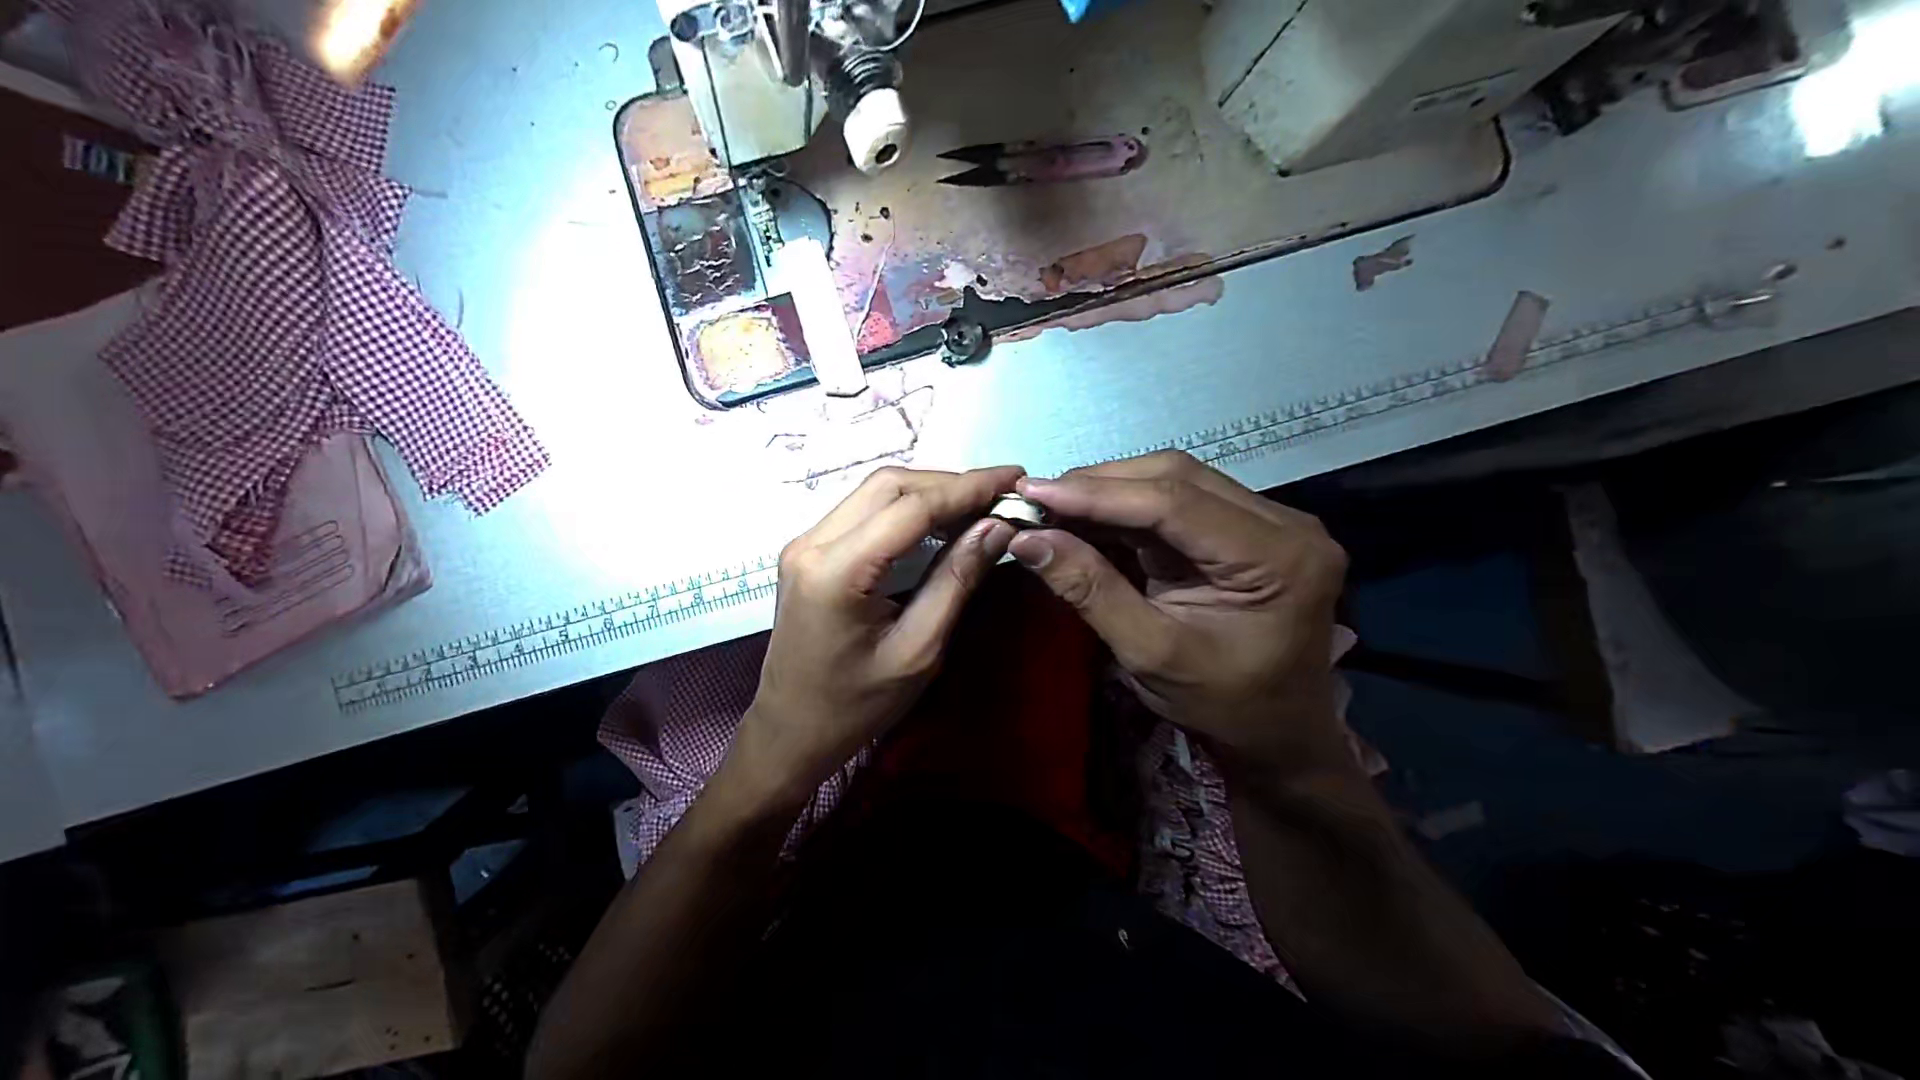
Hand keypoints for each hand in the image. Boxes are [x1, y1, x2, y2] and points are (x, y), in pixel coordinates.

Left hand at [731, 465, 1025, 805]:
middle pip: (889, 485)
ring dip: (929, 492)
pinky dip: (906, 508)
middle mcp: (811, 543)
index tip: (1014, 478)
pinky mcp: (808, 551)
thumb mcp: (918, 651)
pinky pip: (863, 511)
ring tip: (978, 506)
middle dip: (949, 483)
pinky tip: (939, 522)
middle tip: (999, 495)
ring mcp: (804, 544)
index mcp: (835, 571)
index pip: (911, 507)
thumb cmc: (856, 706)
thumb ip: (956, 581)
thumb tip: (997, 526)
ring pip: (875, 492)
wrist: (790, 731)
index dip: (967, 488)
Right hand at [1007, 451, 1348, 776]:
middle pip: (1176, 478)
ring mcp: (1267, 520)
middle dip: (1099, 485)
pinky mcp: (1244, 526)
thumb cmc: (1223, 706)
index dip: (1098, 493)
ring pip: (1174, 481)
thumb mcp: (1151, 654)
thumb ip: (1091, 590)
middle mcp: (1283, 523)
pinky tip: (1084, 517)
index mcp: (1278, 558)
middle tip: (1035, 499)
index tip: (1033, 492)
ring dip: (1108, 491)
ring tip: (1051, 507)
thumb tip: (1026, 539)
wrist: (1277, 732)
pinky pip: (1176, 501)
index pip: (1176, 503)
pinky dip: (1124, 508)